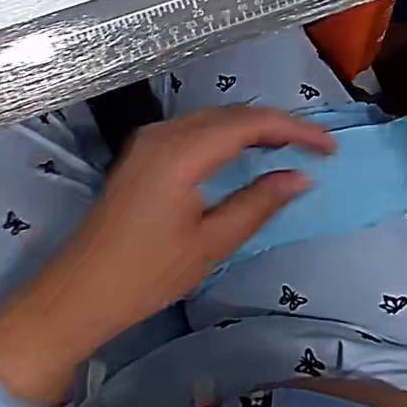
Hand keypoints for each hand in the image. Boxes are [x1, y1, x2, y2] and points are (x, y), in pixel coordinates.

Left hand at [0, 106, 334, 403]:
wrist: (79, 291)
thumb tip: (299, 177)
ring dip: (253, 128)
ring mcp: (150, 139)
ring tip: (289, 147)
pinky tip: (245, 151)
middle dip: (277, 125)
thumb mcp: (210, 244)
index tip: (327, 146)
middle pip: (232, 114)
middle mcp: (164, 133)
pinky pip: (196, 128)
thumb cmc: (145, 275)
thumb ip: (258, 203)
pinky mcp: (144, 150)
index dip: (294, 129)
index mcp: (181, 152)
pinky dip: (227, 135)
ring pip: (214, 118)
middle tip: (314, 147)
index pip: (250, 124)